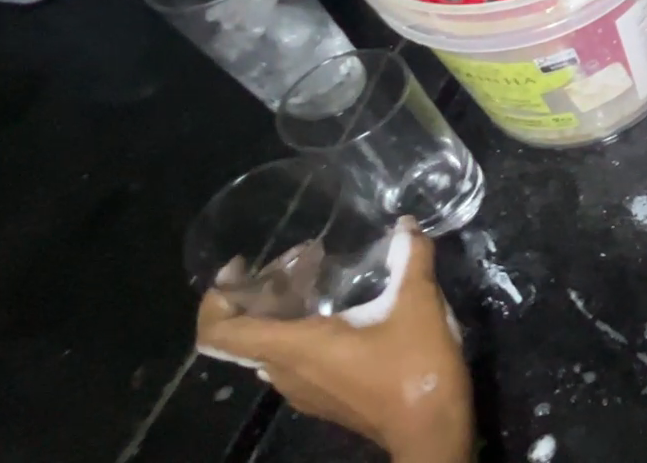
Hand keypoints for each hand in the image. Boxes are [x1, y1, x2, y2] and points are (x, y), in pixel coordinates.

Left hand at [195, 219, 472, 462]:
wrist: (430, 424)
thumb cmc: (414, 362)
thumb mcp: (419, 301)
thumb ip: (411, 258)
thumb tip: (406, 223)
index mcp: (296, 348)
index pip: (221, 333)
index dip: (217, 300)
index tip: (240, 268)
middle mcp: (286, 371)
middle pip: (248, 333)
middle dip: (267, 292)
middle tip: (304, 259)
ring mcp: (303, 388)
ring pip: (272, 346)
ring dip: (287, 310)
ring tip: (324, 278)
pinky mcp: (323, 396)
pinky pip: (295, 359)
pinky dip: (304, 328)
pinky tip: (346, 311)